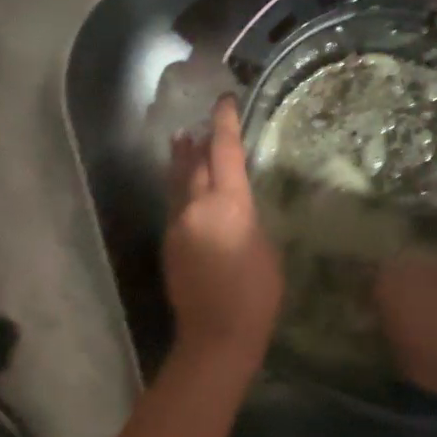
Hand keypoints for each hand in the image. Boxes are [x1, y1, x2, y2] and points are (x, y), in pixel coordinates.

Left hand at [164, 96, 282, 364]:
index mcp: (228, 205)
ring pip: (178, 183)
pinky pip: (175, 206)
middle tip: (204, 122)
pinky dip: (181, 190)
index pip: (224, 152)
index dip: (225, 123)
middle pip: (196, 162)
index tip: (224, 100)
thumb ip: (249, 220)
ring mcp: (177, 225)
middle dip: (201, 140)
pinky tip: (186, 190)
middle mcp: (196, 207)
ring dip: (182, 160)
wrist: (216, 335)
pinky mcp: (169, 244)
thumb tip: (237, 209)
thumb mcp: (267, 251)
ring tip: (180, 140)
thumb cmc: (256, 296)